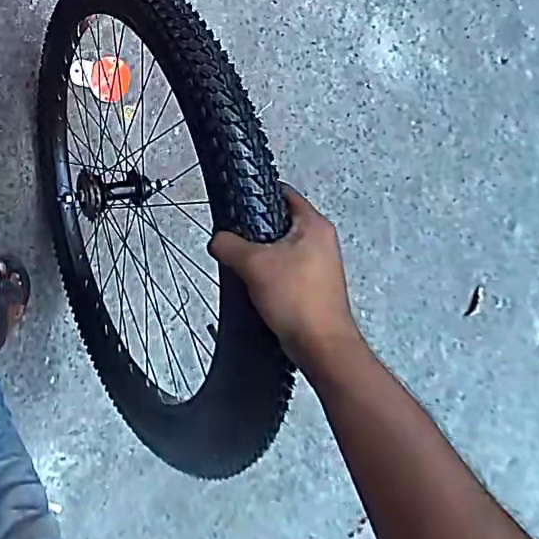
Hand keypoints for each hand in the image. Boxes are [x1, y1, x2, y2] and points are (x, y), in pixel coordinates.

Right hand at [209, 184, 364, 371]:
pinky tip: (251, 279)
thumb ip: (225, 242)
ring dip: (256, 251)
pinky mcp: (310, 284)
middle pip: (276, 220)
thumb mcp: (249, 262)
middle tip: (232, 232)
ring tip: (240, 260)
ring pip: (276, 245)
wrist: (320, 347)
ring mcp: (318, 264)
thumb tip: (217, 240)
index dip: (257, 191)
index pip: (283, 192)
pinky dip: (264, 269)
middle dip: (251, 227)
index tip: (237, 196)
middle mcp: (321, 242)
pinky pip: (281, 265)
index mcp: (314, 226)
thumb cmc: (297, 300)